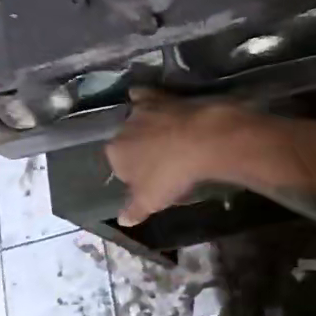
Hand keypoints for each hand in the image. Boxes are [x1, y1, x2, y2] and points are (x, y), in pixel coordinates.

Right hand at [106, 91, 255, 226]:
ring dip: (144, 128)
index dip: (134, 176)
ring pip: (136, 120)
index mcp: (115, 153)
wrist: (201, 139)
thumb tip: (122, 220)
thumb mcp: (151, 201)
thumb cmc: (171, 174)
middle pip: (126, 143)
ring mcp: (141, 110)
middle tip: (160, 164)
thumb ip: (134, 210)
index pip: (118, 167)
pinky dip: (147, 99)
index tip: (151, 182)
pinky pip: (147, 96)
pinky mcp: (160, 96)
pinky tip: (156, 105)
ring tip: (164, 139)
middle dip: (138, 151)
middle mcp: (122, 129)